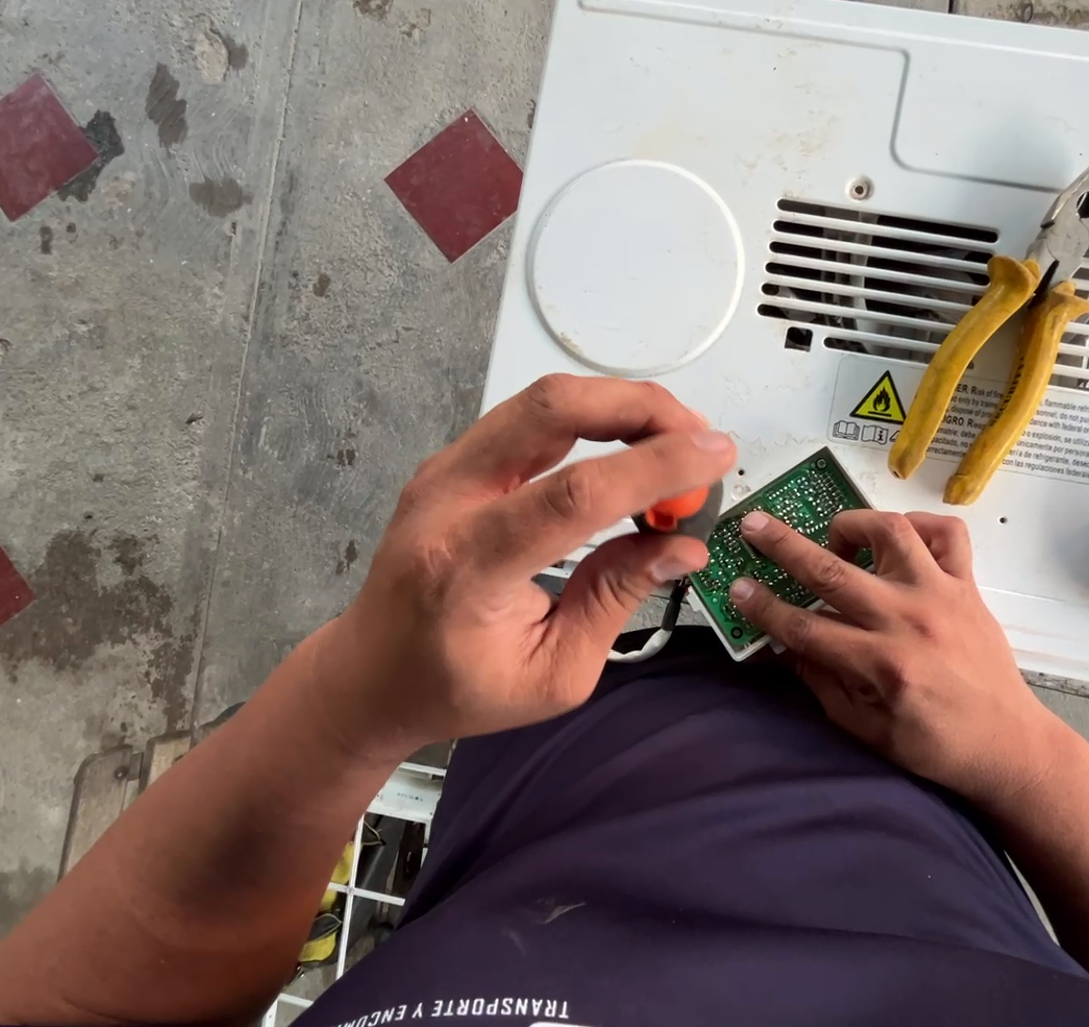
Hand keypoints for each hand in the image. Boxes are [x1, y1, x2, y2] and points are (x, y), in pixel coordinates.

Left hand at [303, 374, 735, 764]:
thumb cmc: (456, 689)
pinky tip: (625, 442)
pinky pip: (528, 415)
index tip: (717, 456)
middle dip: (639, 407)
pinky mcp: (451, 461)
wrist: (371, 672)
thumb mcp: (552, 673)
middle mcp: (447, 500)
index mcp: (468, 568)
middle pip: (550, 409)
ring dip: (618, 404)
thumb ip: (616, 599)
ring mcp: (443, 470)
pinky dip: (589, 417)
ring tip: (673, 437)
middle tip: (698, 435)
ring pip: (541, 399)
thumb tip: (683, 545)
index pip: (575, 495)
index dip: (655, 468)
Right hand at [729, 509, 1067, 807]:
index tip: (736, 588)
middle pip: (832, 571)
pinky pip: (946, 533)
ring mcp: (942, 595)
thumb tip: (780, 643)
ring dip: (852, 525)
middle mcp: (909, 620)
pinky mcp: (968, 586)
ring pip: (891, 532)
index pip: (805, 628)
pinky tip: (897, 539)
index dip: (763, 608)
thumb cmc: (933, 745)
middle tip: (754, 525)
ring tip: (833, 536)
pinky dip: (918, 525)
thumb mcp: (864, 728)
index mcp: (882, 665)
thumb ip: (819, 681)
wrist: (1010, 745)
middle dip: (783, 545)